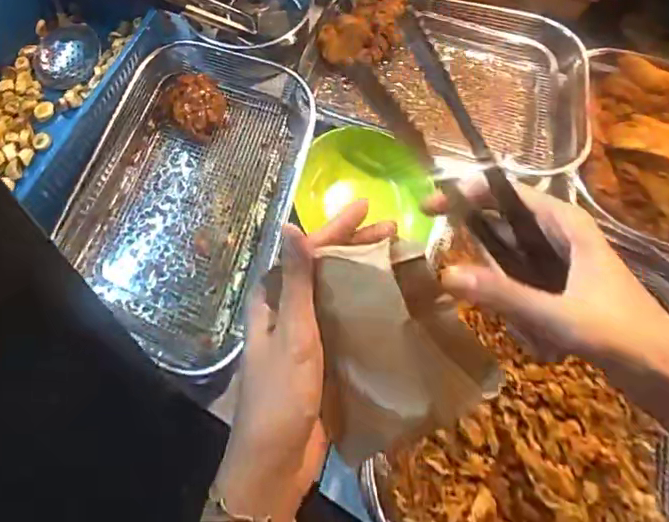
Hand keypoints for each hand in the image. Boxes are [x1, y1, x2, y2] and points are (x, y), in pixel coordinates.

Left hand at [213, 201, 394, 519]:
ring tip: (396, 257)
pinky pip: (343, 322)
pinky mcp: (320, 358)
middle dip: (355, 246)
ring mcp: (304, 334)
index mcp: (273, 296)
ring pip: (336, 292)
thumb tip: (289, 223)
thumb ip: (295, 280)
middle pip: (324, 267)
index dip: (336, 227)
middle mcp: (286, 308)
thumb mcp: (292, 333)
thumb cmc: (279, 393)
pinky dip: (364, 308)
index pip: (307, 250)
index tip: (365, 205)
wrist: (275, 463)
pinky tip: (389, 303)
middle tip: (393, 228)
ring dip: (363, 274)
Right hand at [427, 178, 668, 371]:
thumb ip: (503, 295)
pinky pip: (520, 289)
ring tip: (533, 333)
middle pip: (500, 225)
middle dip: (481, 255)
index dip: (463, 191)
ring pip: (508, 263)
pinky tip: (545, 347)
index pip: (503, 190)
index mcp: (565, 222)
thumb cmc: (627, 339)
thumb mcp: (560, 318)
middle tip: (452, 272)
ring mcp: (559, 263)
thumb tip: (444, 274)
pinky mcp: (560, 290)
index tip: (430, 206)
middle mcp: (558, 234)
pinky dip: (522, 316)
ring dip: (507, 297)